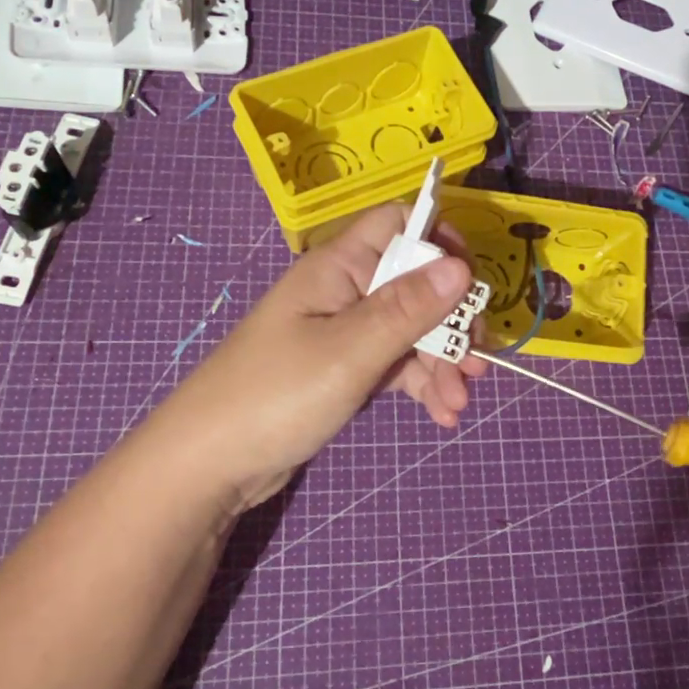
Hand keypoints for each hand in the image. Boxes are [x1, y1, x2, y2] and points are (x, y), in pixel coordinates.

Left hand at [142, 205, 483, 513]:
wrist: (210, 463)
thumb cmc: (276, 396)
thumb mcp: (350, 351)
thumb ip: (407, 308)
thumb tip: (461, 264)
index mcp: (339, 266)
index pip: (400, 224)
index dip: (441, 244)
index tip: (471, 287)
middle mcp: (343, 289)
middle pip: (416, 283)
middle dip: (451, 321)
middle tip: (477, 363)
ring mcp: (342, 331)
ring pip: (410, 328)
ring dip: (441, 361)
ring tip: (458, 403)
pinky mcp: (342, 368)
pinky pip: (394, 362)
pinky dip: (420, 383)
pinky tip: (440, 414)